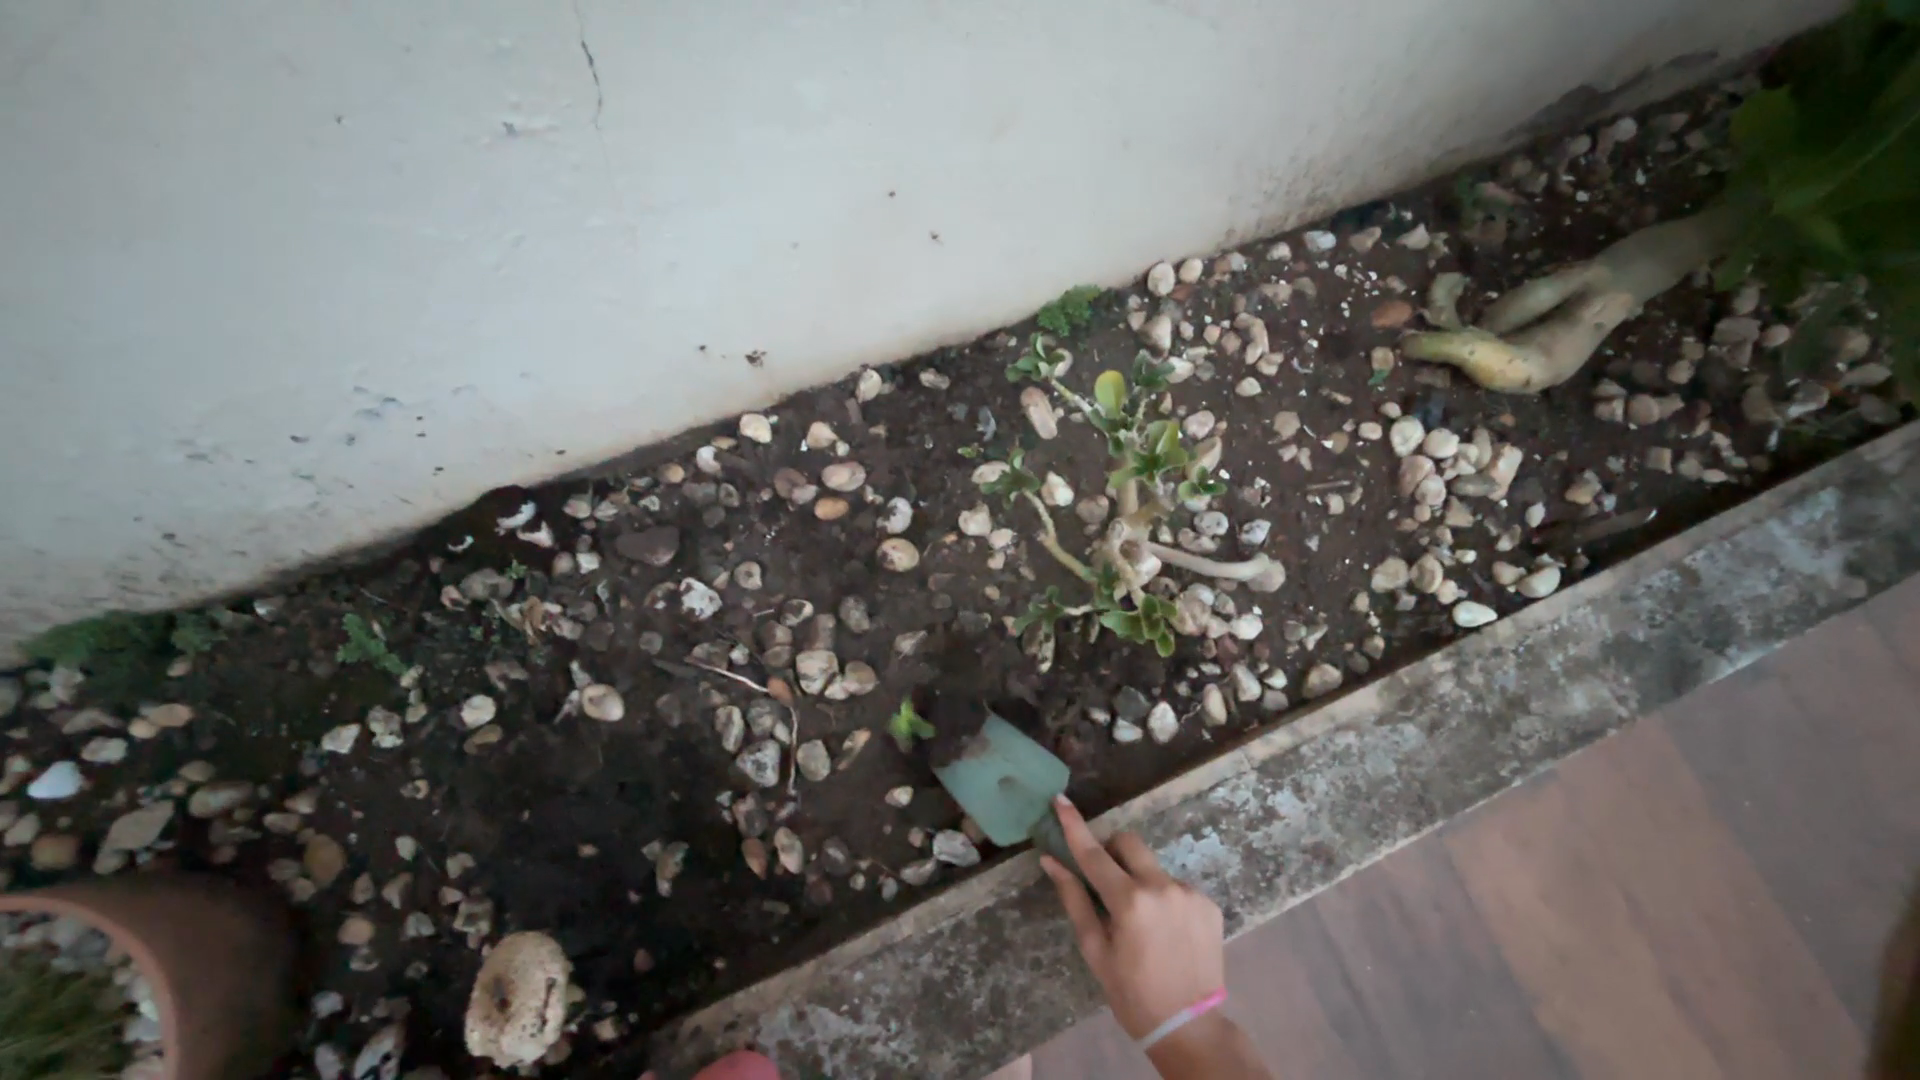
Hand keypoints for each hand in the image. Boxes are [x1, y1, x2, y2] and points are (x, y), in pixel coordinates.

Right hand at [1040, 795, 1225, 1040]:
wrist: (1190, 1027)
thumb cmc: (1132, 993)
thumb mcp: (1096, 950)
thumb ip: (1074, 899)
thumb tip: (1051, 861)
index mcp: (1129, 901)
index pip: (1094, 853)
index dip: (1074, 825)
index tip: (1060, 800)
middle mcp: (1161, 887)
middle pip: (1129, 843)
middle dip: (1112, 850)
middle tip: (1105, 879)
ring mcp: (1189, 893)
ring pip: (1152, 866)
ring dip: (1139, 879)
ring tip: (1142, 922)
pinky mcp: (1208, 903)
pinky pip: (1175, 886)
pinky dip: (1163, 898)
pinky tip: (1166, 931)